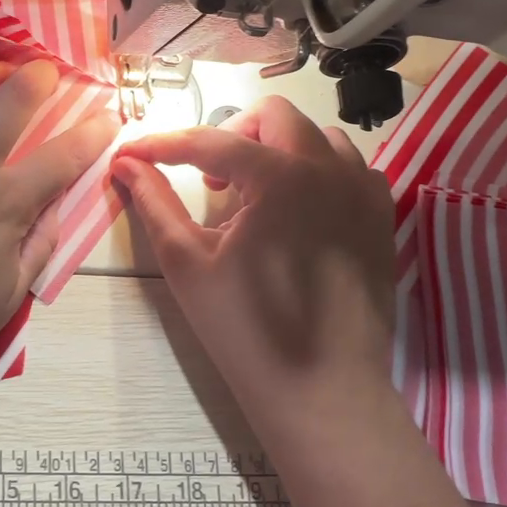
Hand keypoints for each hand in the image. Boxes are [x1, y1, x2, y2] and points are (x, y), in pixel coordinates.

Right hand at [111, 96, 395, 433]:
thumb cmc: (245, 329)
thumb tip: (125, 164)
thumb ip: (155, 203)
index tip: (132, 153)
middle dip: (230, 135)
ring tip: (250, 198)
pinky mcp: (380, 218)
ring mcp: (364, 191)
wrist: (323, 389)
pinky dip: (314, 173)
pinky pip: (348, 168)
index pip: (211, 139)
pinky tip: (293, 214)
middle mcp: (331, 169)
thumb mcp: (187, 263)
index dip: (164, 144)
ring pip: (317, 137)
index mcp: (282, 177)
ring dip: (276, 151)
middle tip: (206, 181)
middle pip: (274, 117)